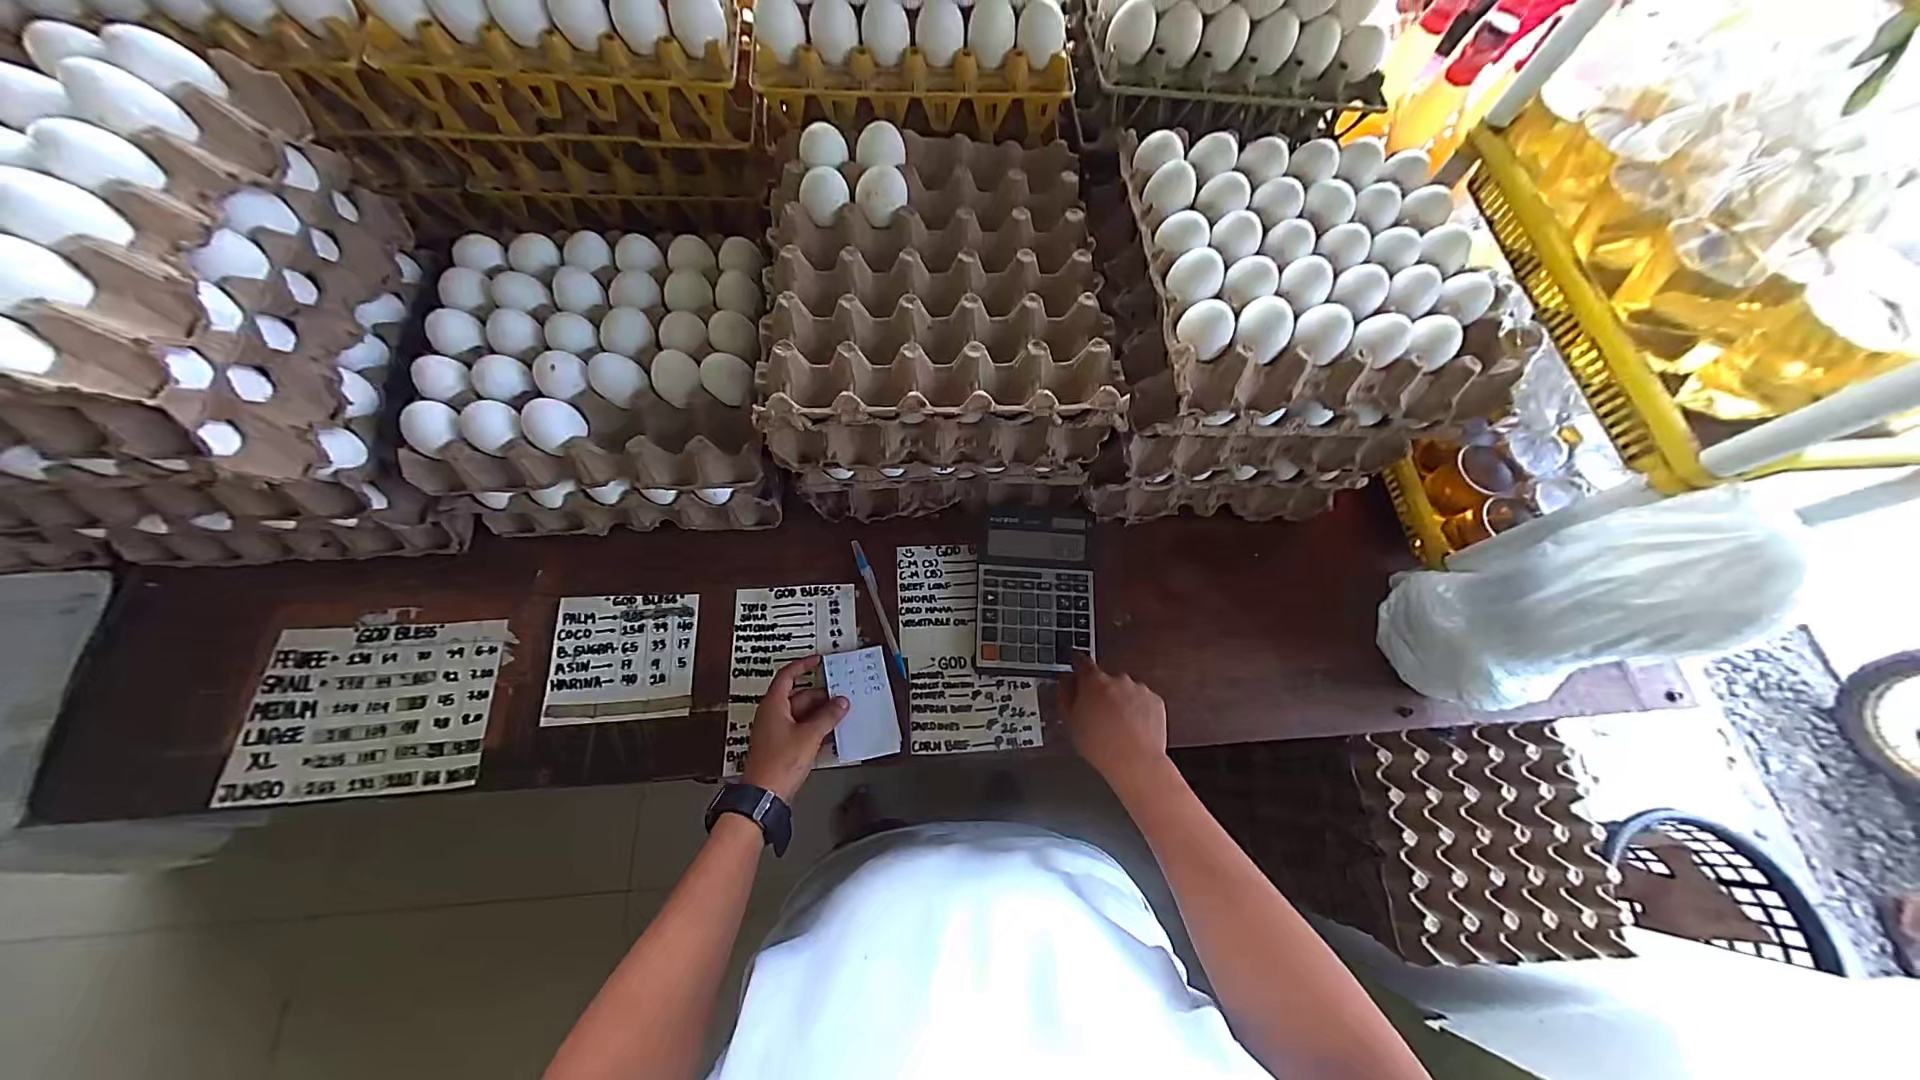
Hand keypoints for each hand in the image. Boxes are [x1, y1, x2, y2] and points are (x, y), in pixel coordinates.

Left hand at [741, 655, 848, 800]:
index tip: (816, 661)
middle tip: (839, 697)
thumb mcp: (810, 735)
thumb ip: (828, 716)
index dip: (803, 665)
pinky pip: (800, 729)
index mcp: (773, 705)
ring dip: (819, 714)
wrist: (765, 795)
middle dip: (820, 696)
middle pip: (799, 696)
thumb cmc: (776, 765)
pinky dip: (814, 728)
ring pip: (801, 713)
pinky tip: (829, 735)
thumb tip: (839, 704)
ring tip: (838, 716)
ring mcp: (775, 731)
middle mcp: (771, 715)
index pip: (787, 675)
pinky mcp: (780, 746)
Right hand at [1057, 653, 1168, 789]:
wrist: (1135, 762)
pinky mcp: (1155, 701)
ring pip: (1125, 691)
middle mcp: (1117, 680)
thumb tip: (1065, 683)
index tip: (1076, 664)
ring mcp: (1138, 689)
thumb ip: (1065, 695)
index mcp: (1093, 682)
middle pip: (1105, 680)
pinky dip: (1137, 710)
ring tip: (1116, 727)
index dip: (1077, 663)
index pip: (1082, 661)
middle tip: (1097, 714)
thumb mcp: (1070, 721)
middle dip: (1101, 693)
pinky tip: (1131, 728)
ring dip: (1120, 702)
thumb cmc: (1103, 746)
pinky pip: (1142, 701)